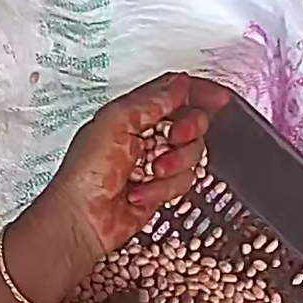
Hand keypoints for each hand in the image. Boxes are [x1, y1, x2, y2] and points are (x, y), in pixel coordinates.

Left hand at [31, 73, 233, 266]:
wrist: (82, 218)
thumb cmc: (87, 173)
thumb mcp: (116, 122)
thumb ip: (152, 101)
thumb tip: (180, 84)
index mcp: (132, 113)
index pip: (173, 94)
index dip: (199, 93)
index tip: (220, 99)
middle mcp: (145, 136)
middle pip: (191, 122)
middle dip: (189, 130)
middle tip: (174, 138)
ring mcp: (154, 164)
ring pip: (192, 155)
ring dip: (174, 163)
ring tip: (150, 172)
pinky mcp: (160, 190)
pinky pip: (182, 182)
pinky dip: (163, 189)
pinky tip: (139, 193)